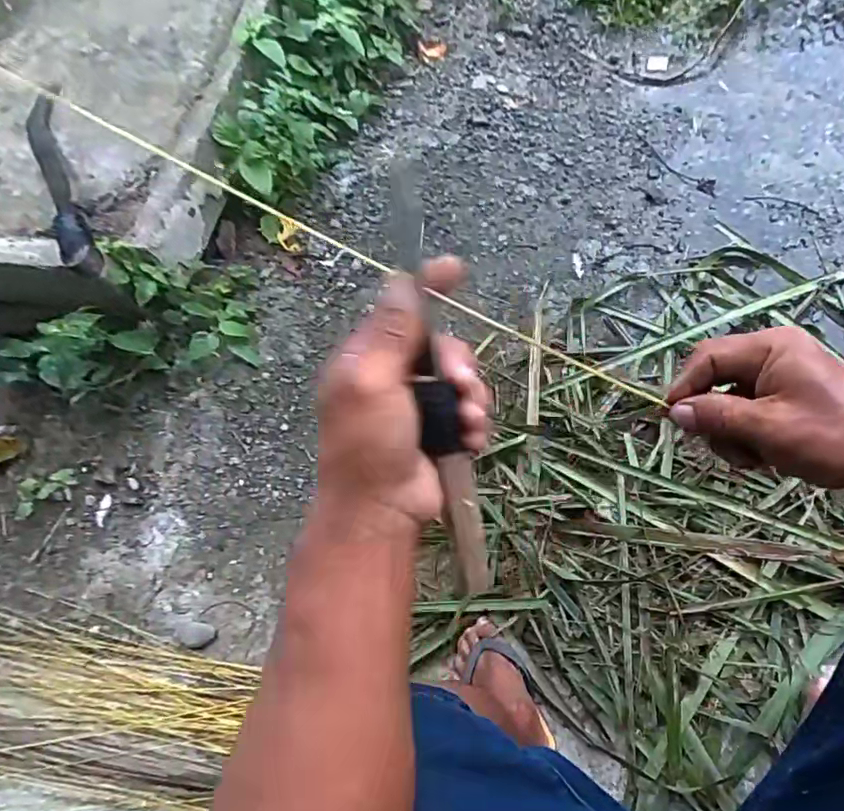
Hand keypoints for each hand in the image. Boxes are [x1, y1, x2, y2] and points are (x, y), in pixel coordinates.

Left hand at [314, 257, 489, 530]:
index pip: (401, 309)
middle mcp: (395, 378)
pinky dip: (476, 425)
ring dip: (473, 399)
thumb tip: (401, 280)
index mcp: (368, 358)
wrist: (382, 508)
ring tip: (469, 422)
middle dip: (460, 364)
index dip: (428, 286)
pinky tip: (471, 441)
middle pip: (443, 348)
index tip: (456, 269)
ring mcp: (421, 408)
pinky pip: (471, 414)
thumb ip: (389, 332)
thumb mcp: (370, 381)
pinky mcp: (442, 434)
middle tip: (461, 386)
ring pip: (464, 382)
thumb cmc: (367, 444)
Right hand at [665, 327, 843, 489]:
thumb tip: (674, 411)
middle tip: (730, 449)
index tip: (672, 421)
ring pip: (732, 404)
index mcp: (771, 347)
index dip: (684, 387)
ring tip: (758, 458)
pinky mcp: (791, 401)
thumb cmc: (831, 437)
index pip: (708, 357)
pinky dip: (751, 439)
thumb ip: (717, 416)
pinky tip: (769, 457)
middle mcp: (775, 355)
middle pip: (718, 382)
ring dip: (734, 436)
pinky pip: (752, 416)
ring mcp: (784, 379)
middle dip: (715, 419)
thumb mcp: (767, 428)